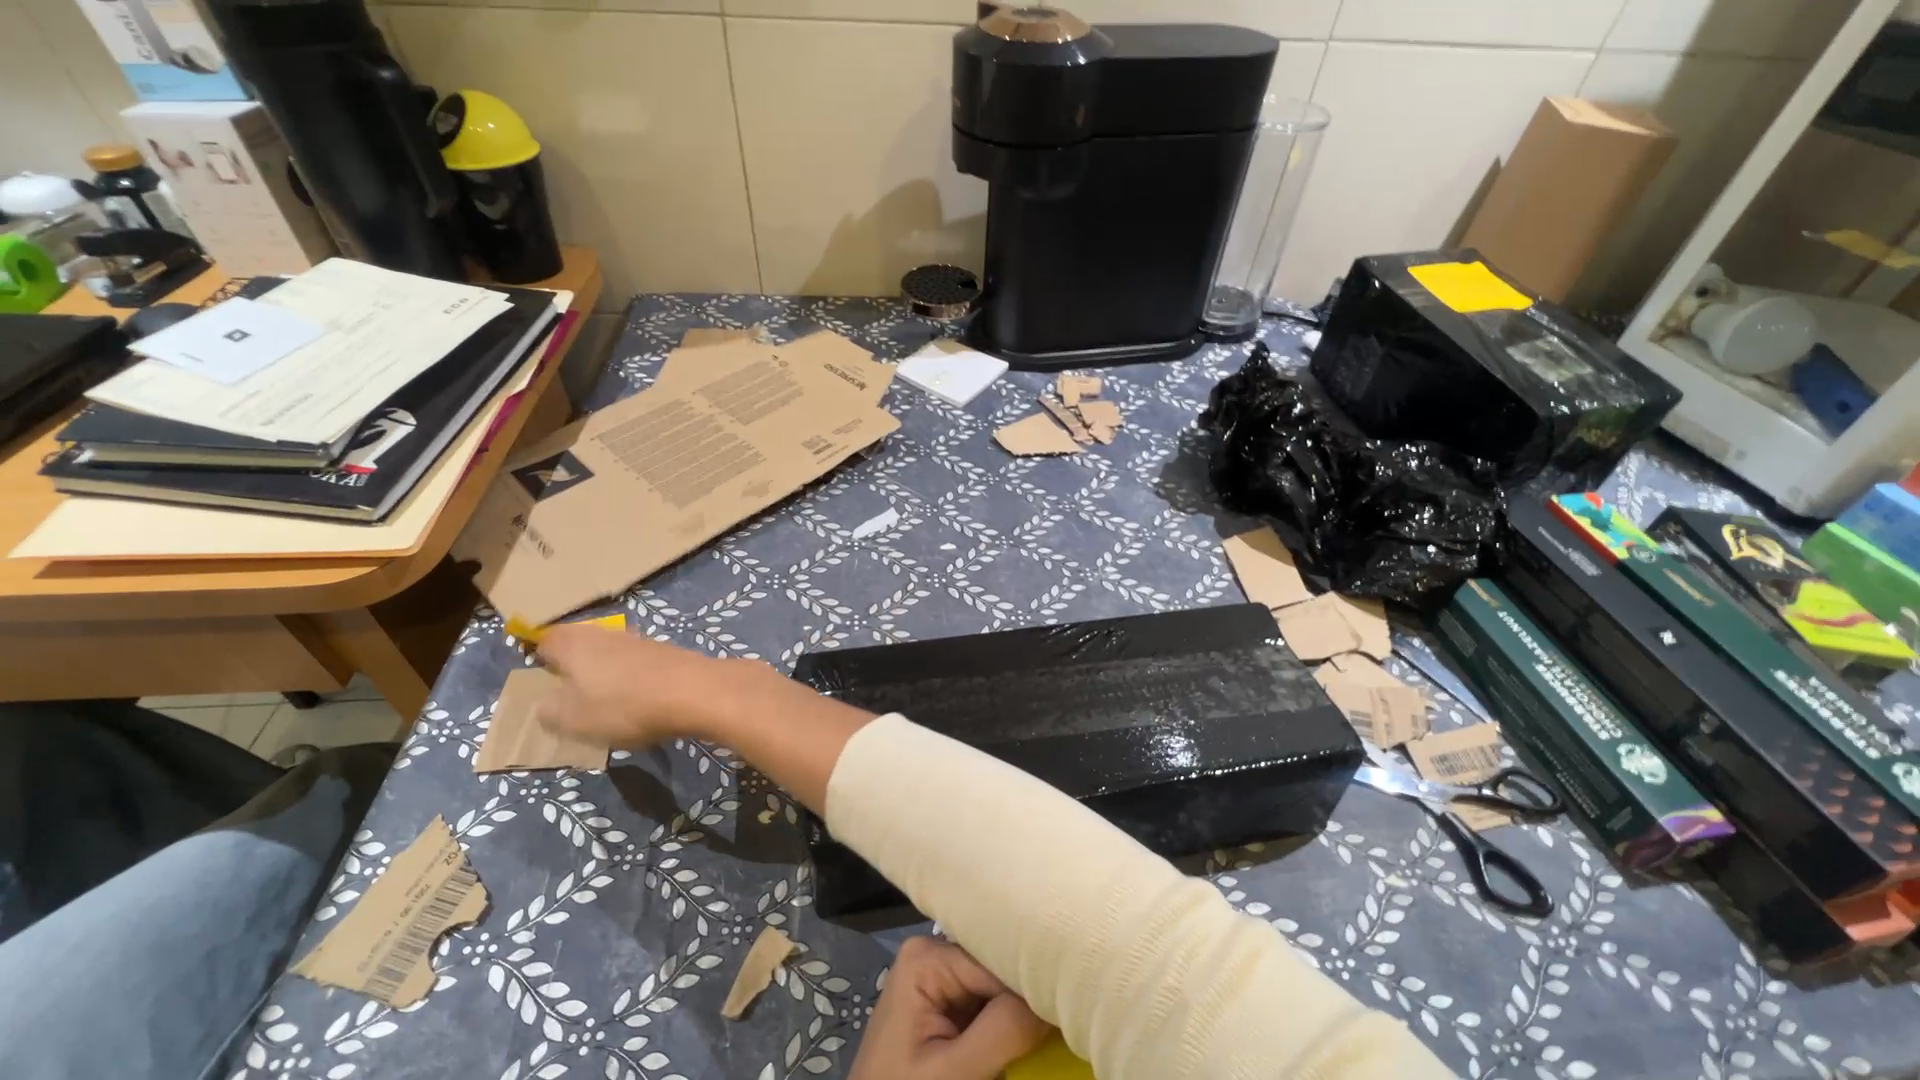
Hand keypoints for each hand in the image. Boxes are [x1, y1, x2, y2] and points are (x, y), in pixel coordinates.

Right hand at [535, 625, 770, 746]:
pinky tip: (637, 696)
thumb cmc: (626, 705)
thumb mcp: (576, 719)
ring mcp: (637, 638)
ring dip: (603, 669)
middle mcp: (603, 633)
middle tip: (570, 691)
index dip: (540, 658)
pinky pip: (635, 661)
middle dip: (572, 663)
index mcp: (574, 644)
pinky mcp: (664, 650)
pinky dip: (630, 676)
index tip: (541, 679)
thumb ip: (552, 712)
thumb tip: (544, 704)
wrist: (695, 691)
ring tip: (602, 698)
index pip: (546, 640)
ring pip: (608, 650)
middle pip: (579, 642)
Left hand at [850, 937, 1049, 1079]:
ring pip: (1002, 981)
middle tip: (1067, 1010)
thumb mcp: (951, 1072)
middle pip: (1001, 965)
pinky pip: (993, 999)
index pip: (999, 960)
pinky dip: (1014, 1016)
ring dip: (1027, 1004)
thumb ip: (1002, 1030)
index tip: (1067, 1003)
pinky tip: (1035, 1026)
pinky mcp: (951, 1002)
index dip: (1033, 985)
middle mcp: (935, 953)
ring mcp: (943, 977)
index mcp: (927, 957)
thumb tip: (1055, 995)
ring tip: (1057, 1014)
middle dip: (1031, 990)